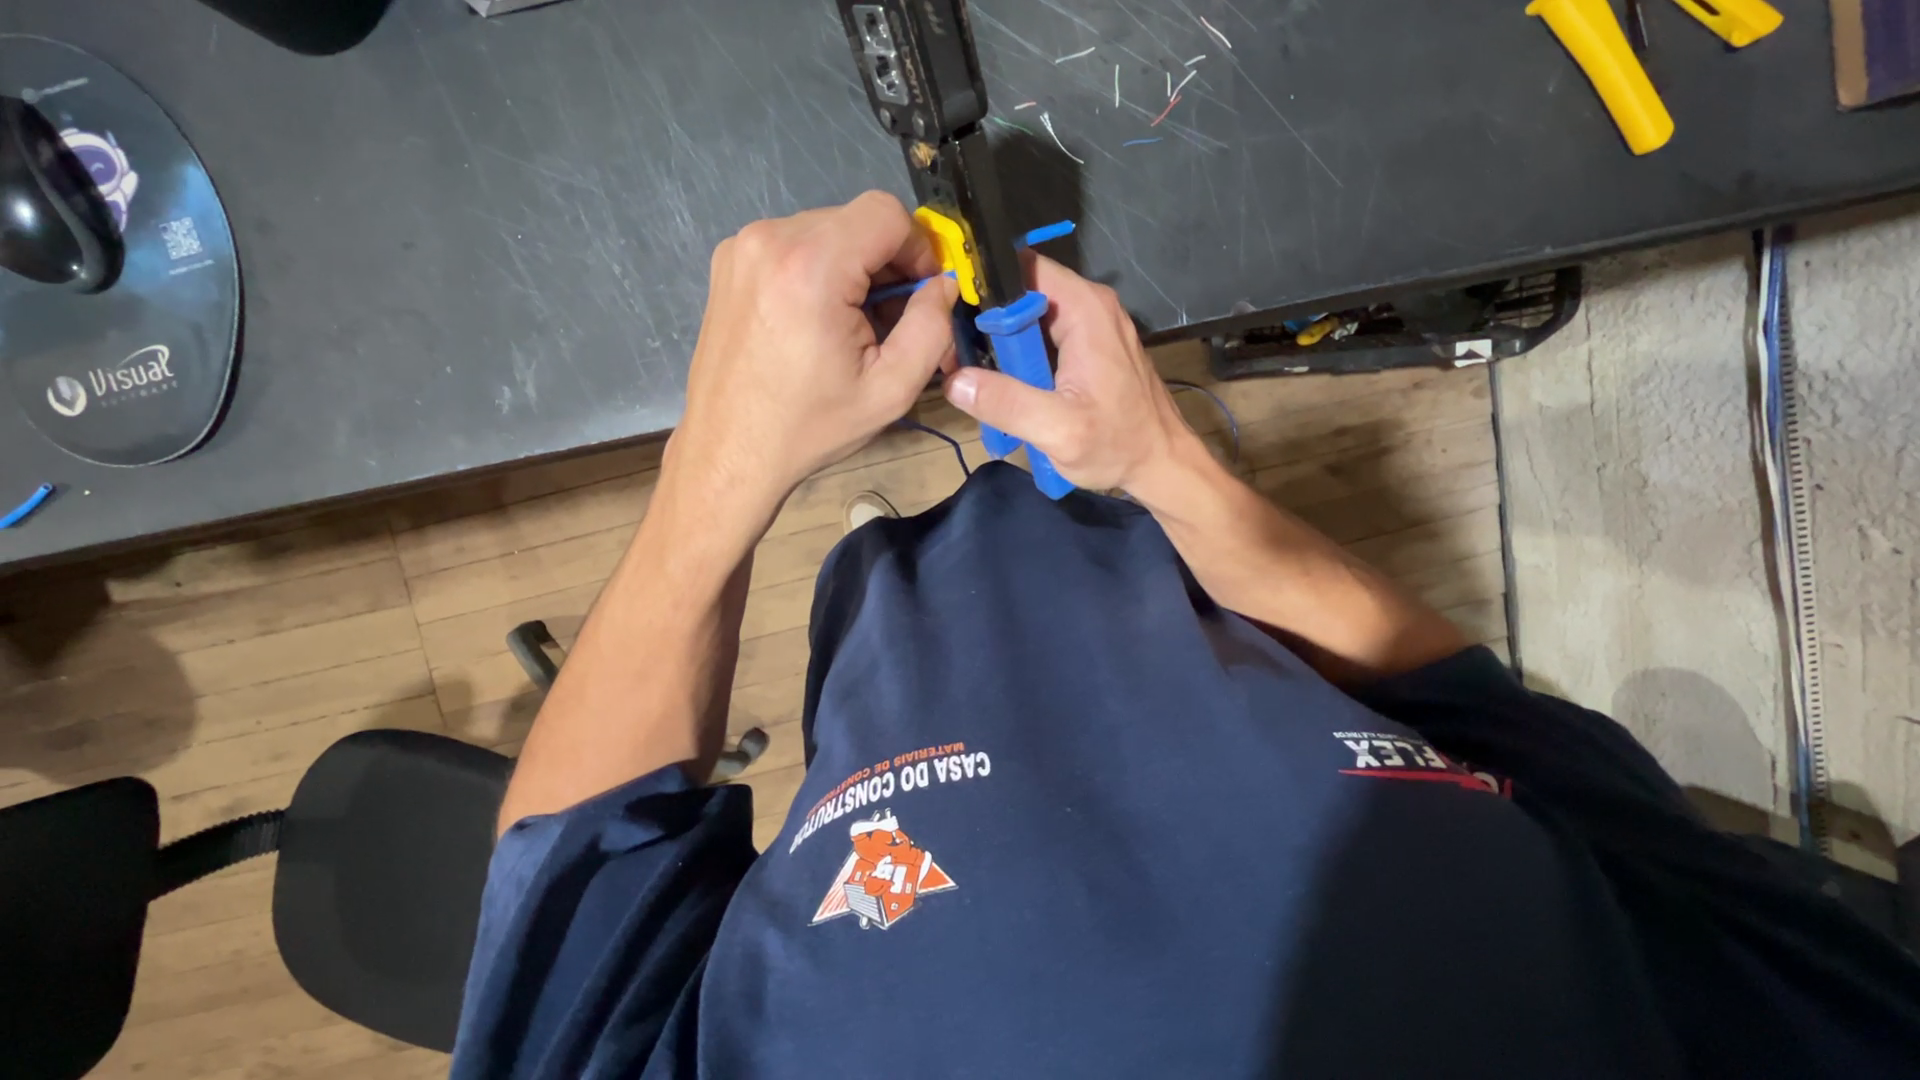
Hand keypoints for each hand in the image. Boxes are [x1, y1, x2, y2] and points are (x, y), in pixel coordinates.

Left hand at [669, 191, 957, 521]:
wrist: (730, 451)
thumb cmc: (810, 427)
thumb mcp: (891, 388)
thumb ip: (932, 326)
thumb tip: (944, 285)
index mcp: (811, 266)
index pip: (887, 213)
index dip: (918, 250)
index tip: (921, 296)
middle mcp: (770, 239)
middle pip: (857, 221)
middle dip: (886, 264)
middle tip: (891, 322)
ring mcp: (742, 247)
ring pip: (827, 231)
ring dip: (853, 269)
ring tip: (851, 328)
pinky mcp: (730, 262)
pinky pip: (795, 246)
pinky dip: (819, 272)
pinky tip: (817, 322)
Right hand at [941, 255, 1200, 495]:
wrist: (1162, 464)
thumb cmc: (1118, 446)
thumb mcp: (1058, 431)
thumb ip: (1007, 403)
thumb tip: (954, 382)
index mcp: (1085, 309)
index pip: (1022, 267)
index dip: (984, 285)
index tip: (950, 316)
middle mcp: (1092, 304)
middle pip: (1024, 289)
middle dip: (988, 316)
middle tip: (954, 349)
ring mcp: (1094, 323)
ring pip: (1032, 313)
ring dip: (1002, 337)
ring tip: (970, 365)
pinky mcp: (1092, 344)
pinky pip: (1046, 332)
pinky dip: (1022, 350)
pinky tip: (1004, 378)